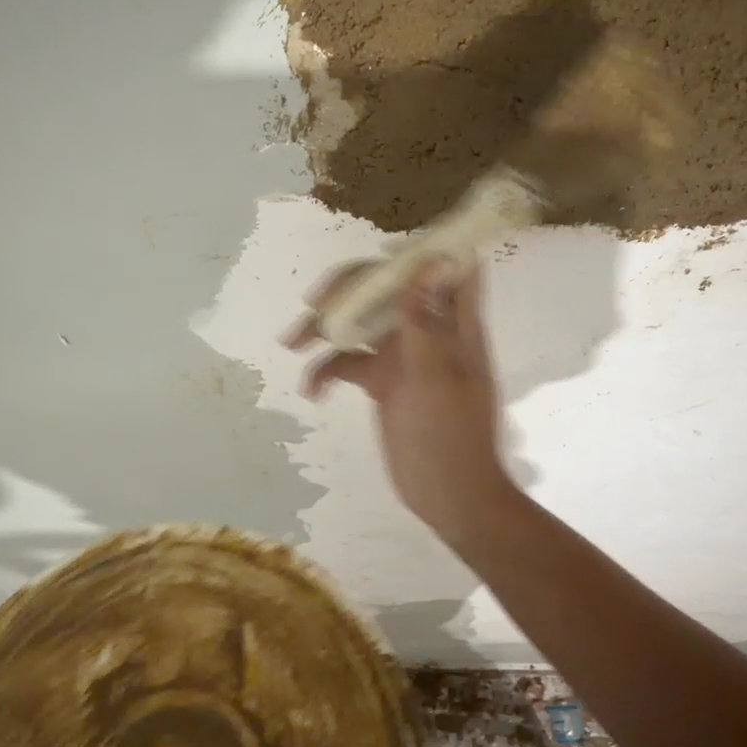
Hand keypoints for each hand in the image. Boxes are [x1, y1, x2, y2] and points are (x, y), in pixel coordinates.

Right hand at [285, 259, 512, 532]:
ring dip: (326, 329)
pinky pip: (349, 363)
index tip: (384, 250)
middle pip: (386, 288)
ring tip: (292, 344)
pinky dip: (327, 371)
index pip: (448, 266)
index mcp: (454, 323)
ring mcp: (403, 355)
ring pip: (360, 323)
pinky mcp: (383, 381)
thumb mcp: (436, 377)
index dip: (423, 249)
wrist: (450, 497)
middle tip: (313, 304)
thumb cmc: (451, 438)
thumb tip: (426, 263)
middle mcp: (428, 329)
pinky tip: (313, 392)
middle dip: (348, 291)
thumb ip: (424, 321)